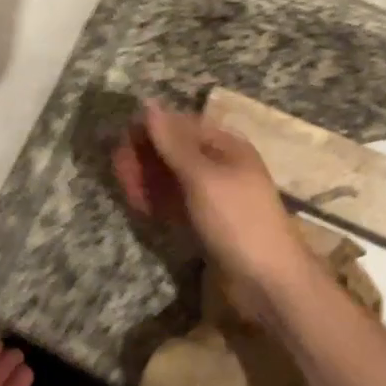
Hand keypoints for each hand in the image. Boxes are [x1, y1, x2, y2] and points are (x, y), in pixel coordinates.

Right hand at [113, 99, 312, 301]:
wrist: (270, 283)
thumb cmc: (238, 220)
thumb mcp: (202, 177)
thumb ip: (172, 142)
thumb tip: (148, 103)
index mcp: (225, 146)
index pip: (180, 126)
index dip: (150, 129)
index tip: (120, 139)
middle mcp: (218, 166)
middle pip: (174, 152)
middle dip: (145, 156)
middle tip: (116, 168)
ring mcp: (212, 196)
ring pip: (172, 179)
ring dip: (147, 179)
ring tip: (123, 189)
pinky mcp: (205, 223)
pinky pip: (175, 203)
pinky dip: (156, 201)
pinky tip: (137, 205)